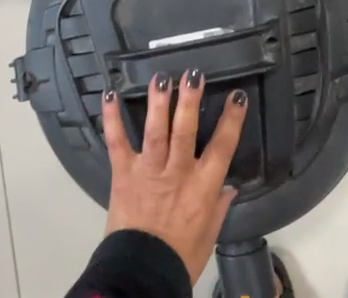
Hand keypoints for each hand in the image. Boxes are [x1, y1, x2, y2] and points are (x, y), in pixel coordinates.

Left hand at [100, 70, 248, 282]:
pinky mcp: (123, 173)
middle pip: (186, 131)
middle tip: (193, 73)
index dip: (231, 121)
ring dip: (158, 102)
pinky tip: (110, 94)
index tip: (236, 96)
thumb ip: (219, 207)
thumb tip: (231, 187)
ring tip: (161, 78)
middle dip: (189, 100)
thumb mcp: (209, 236)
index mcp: (202, 188)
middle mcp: (177, 173)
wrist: (142, 274)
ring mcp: (148, 170)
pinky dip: (111, 118)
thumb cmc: (180, 257)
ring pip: (155, 131)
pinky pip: (116, 142)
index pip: (222, 148)